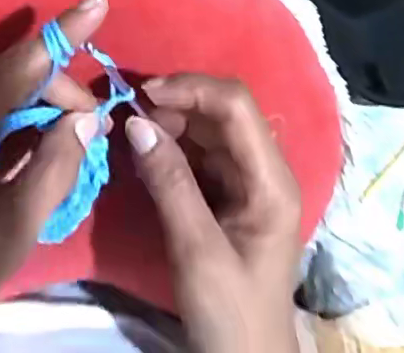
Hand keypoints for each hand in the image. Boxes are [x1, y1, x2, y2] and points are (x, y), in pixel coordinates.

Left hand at [0, 0, 110, 352]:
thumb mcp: (15, 223)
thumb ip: (56, 164)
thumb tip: (90, 117)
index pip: (23, 63)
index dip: (64, 32)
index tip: (100, 1)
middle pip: (23, 73)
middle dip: (65, 96)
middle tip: (99, 135)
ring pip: (15, 86)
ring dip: (51, 107)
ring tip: (85, 139)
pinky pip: (2, 104)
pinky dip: (32, 118)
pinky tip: (55, 141)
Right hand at [126, 75, 301, 352]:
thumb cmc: (230, 314)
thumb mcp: (196, 251)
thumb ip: (169, 182)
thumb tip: (136, 121)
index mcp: (271, 181)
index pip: (236, 105)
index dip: (191, 89)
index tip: (144, 96)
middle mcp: (262, 170)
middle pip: (221, 110)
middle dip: (176, 103)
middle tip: (132, 116)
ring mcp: (245, 180)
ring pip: (207, 126)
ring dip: (170, 120)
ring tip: (134, 132)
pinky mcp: (227, 192)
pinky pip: (197, 150)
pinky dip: (170, 142)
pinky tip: (146, 151)